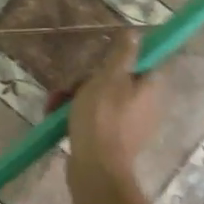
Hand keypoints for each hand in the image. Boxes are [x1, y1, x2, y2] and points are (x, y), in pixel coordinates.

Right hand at [66, 32, 157, 178]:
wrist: (96, 169)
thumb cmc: (102, 118)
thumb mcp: (109, 78)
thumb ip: (123, 54)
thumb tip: (136, 33)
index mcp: (150, 89)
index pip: (143, 63)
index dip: (121, 59)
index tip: (99, 61)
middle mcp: (145, 106)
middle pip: (116, 81)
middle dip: (86, 81)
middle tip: (68, 87)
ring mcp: (128, 126)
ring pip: (100, 101)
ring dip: (74, 99)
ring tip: (54, 104)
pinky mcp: (111, 142)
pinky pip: (94, 121)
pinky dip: (76, 117)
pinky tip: (55, 119)